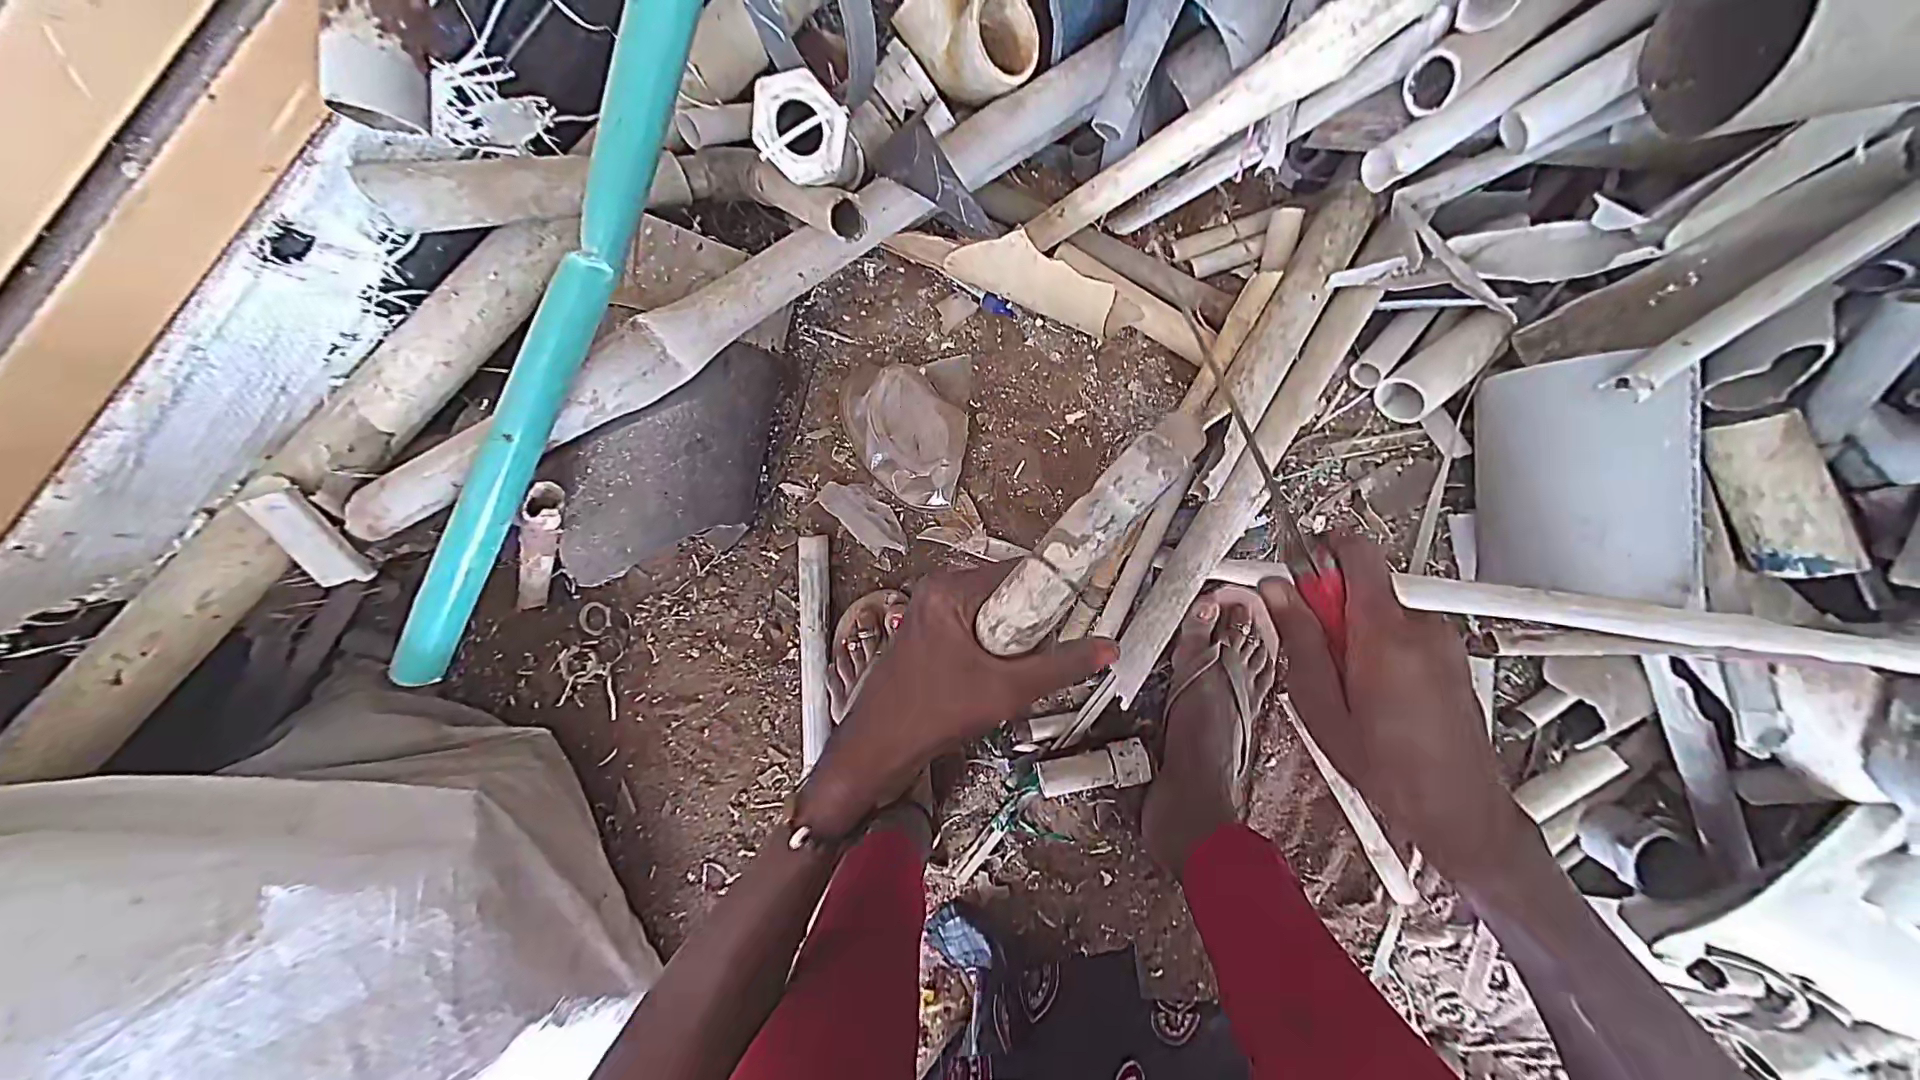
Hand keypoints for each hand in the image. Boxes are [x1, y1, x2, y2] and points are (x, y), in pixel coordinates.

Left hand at [796, 561, 1116, 836]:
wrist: (879, 746)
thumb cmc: (932, 714)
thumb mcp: (1009, 690)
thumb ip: (1062, 666)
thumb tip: (1105, 648)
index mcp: (950, 589)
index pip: (1018, 570)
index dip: (1051, 590)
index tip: (1075, 613)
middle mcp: (937, 590)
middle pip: (1006, 589)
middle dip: (1031, 620)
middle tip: (1041, 652)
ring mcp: (930, 609)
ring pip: (992, 609)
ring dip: (1012, 635)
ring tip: (1013, 669)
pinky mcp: (929, 629)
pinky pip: (974, 623)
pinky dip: (992, 643)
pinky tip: (993, 673)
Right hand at [1258, 535, 1532, 884]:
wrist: (1458, 809)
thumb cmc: (1391, 768)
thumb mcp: (1320, 704)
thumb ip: (1298, 638)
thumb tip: (1277, 592)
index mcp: (1385, 632)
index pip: (1354, 552)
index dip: (1318, 551)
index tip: (1295, 571)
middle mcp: (1420, 626)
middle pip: (1360, 584)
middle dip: (1327, 608)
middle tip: (1314, 654)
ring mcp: (1441, 640)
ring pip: (1376, 608)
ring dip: (1351, 631)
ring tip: (1345, 683)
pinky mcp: (1449, 653)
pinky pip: (1399, 628)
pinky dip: (1376, 644)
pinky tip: (1370, 690)